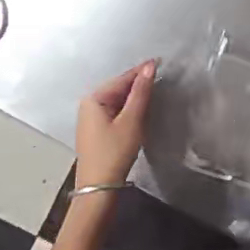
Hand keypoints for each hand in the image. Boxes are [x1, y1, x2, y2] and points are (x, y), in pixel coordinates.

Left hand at [75, 60, 155, 187]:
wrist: (99, 187)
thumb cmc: (114, 152)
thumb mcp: (131, 121)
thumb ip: (141, 93)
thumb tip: (150, 67)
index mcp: (94, 98)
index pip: (122, 78)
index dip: (142, 71)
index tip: (161, 62)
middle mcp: (88, 104)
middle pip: (118, 88)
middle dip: (138, 83)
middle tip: (161, 77)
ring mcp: (90, 118)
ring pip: (117, 101)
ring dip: (134, 97)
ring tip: (155, 92)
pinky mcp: (96, 131)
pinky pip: (114, 112)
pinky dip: (128, 109)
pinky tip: (140, 111)